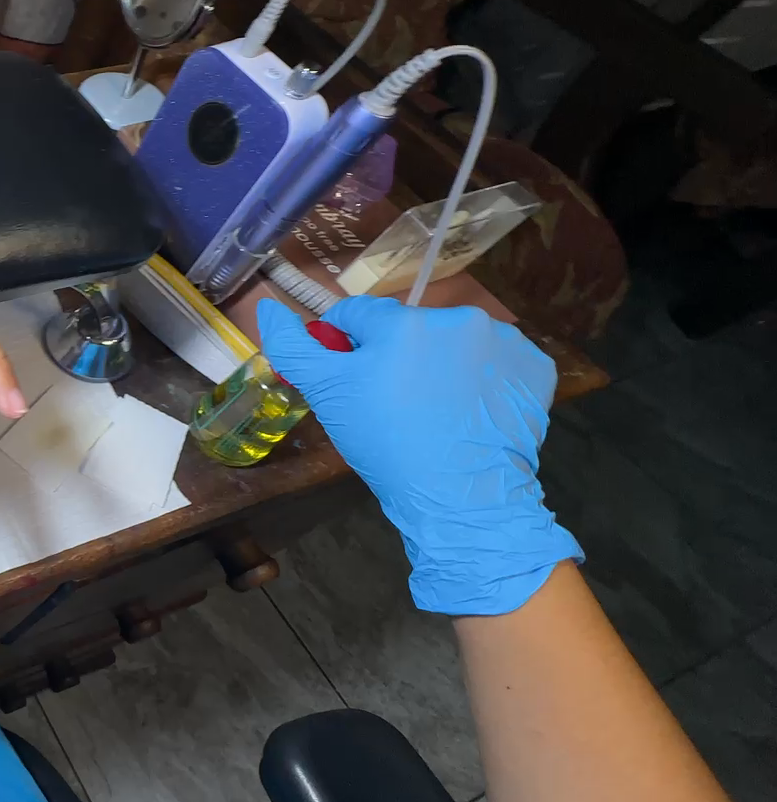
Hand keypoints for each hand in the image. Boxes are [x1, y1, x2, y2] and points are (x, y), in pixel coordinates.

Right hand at [258, 296, 581, 615]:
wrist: (460, 494)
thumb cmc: (382, 439)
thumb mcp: (324, 393)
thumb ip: (291, 346)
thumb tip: (266, 307)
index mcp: (402, 322)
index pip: (353, 313)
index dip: (338, 345)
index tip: (342, 382)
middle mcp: (458, 319)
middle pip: (401, 327)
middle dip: (386, 355)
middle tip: (381, 400)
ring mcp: (504, 342)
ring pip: (444, 342)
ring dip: (429, 363)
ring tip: (424, 407)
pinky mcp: (535, 368)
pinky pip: (487, 360)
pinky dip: (471, 377)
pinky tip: (460, 409)